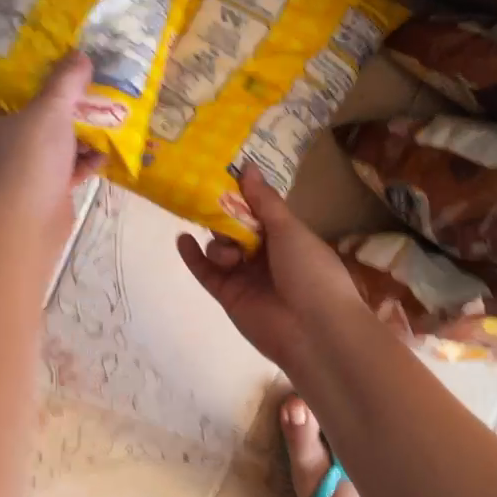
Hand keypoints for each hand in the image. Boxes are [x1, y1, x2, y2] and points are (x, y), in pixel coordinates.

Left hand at [0, 52, 104, 218]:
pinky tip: (103, 156)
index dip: (38, 92)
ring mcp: (20, 178)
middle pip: (37, 127)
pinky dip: (82, 165)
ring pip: (54, 152)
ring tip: (105, 125)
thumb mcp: (50, 108)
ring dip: (79, 142)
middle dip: (66, 117)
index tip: (64, 83)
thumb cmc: (30, 154)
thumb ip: (65, 81)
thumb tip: (79, 55)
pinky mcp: (42, 198)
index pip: (12, 103)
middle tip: (91, 102)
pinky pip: (65, 174)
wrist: (30, 217)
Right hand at [177, 165, 366, 367]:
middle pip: (235, 228)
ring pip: (220, 248)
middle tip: (209, 203)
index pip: (258, 211)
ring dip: (219, 243)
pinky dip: (193, 256)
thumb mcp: (290, 230)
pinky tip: (182, 239)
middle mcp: (265, 255)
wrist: (314, 330)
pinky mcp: (228, 296)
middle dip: (224, 216)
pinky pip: (206, 272)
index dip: (241, 195)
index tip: (222, 174)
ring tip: (230, 255)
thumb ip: (263, 201)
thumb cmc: (311, 272)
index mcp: (287, 237)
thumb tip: (247, 167)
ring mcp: (245, 276)